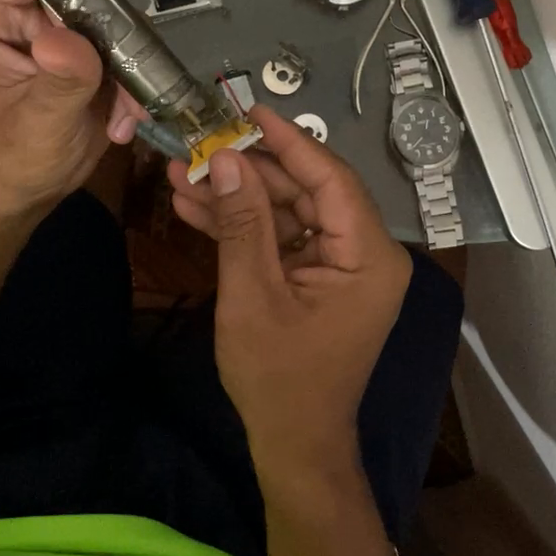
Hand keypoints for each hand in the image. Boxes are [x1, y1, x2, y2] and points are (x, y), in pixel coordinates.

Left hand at [0, 0, 144, 217]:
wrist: (22, 194)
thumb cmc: (11, 161)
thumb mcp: (37, 125)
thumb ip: (58, 81)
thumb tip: (67, 39)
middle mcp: (18, 15)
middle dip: (111, 26)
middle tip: (127, 68)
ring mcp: (53, 32)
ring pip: (109, 16)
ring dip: (129, 60)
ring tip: (125, 109)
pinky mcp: (82, 51)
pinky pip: (121, 45)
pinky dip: (132, 79)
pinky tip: (123, 118)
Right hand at [167, 106, 412, 469]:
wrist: (295, 444)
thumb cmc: (279, 378)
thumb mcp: (253, 297)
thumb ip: (243, 224)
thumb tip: (230, 159)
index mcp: (370, 255)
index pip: (332, 179)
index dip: (291, 141)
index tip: (251, 111)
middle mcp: (367, 252)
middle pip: (309, 191)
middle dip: (253, 171)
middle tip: (203, 145)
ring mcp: (345, 264)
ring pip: (292, 212)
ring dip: (241, 197)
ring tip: (185, 173)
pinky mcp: (322, 277)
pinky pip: (287, 238)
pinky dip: (247, 227)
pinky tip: (198, 206)